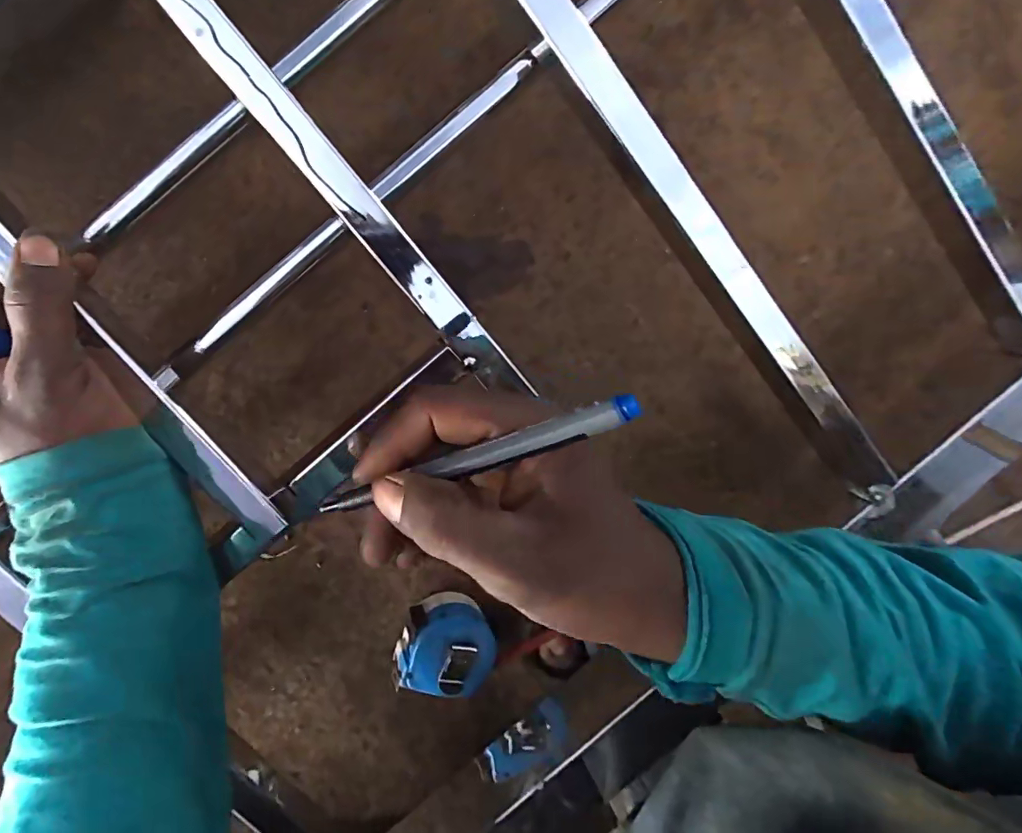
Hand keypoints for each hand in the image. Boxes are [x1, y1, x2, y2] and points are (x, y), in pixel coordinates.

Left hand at [0, 221, 140, 465]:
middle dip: (7, 263)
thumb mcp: (41, 371)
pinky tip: (83, 276)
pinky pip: (56, 312)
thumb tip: (34, 249)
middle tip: (29, 235)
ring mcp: (22, 362)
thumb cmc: (63, 449)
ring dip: (44, 275)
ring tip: (67, 259)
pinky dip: (70, 292)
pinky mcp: (59, 360)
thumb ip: (37, 306)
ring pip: (23, 300)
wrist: (112, 486)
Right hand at [351, 386, 687, 662]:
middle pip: (428, 438)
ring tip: (383, 556)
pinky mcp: (503, 486)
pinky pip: (450, 491)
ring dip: (403, 507)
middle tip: (370, 537)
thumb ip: (445, 524)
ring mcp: (506, 458)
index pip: (436, 410)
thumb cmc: (596, 580)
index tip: (364, 487)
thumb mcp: (516, 560)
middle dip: (394, 485)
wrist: (657, 610)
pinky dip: (425, 519)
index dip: (392, 443)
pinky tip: (409, 554)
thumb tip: (380, 491)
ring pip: (433, 467)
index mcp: (524, 426)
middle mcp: (510, 430)